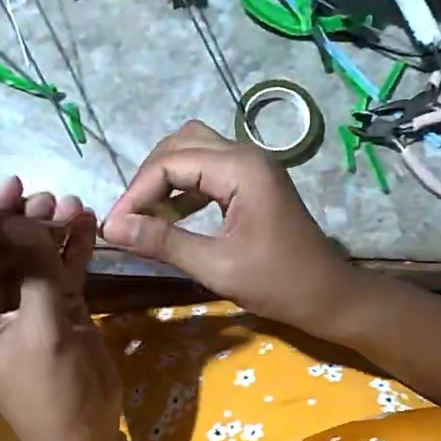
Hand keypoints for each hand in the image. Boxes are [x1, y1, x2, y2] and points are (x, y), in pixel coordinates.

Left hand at [0, 178, 122, 440]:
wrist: (85, 432)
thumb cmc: (51, 390)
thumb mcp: (42, 330)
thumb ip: (36, 271)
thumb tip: (27, 222)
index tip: (12, 194)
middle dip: (22, 221)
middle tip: (50, 200)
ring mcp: (27, 304)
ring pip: (32, 255)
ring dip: (50, 228)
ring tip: (72, 205)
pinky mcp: (58, 307)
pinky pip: (60, 268)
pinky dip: (72, 246)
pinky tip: (88, 223)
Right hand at [101, 121, 363, 331]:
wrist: (329, 295)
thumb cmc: (278, 284)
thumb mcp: (216, 266)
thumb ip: (163, 242)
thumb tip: (111, 227)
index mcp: (242, 169)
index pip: (171, 162)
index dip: (137, 192)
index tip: (114, 226)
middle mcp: (248, 155)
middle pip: (181, 144)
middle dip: (149, 178)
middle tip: (129, 217)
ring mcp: (255, 166)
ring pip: (195, 151)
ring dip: (166, 178)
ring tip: (145, 215)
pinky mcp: (256, 182)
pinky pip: (211, 169)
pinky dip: (187, 186)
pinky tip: (172, 215)